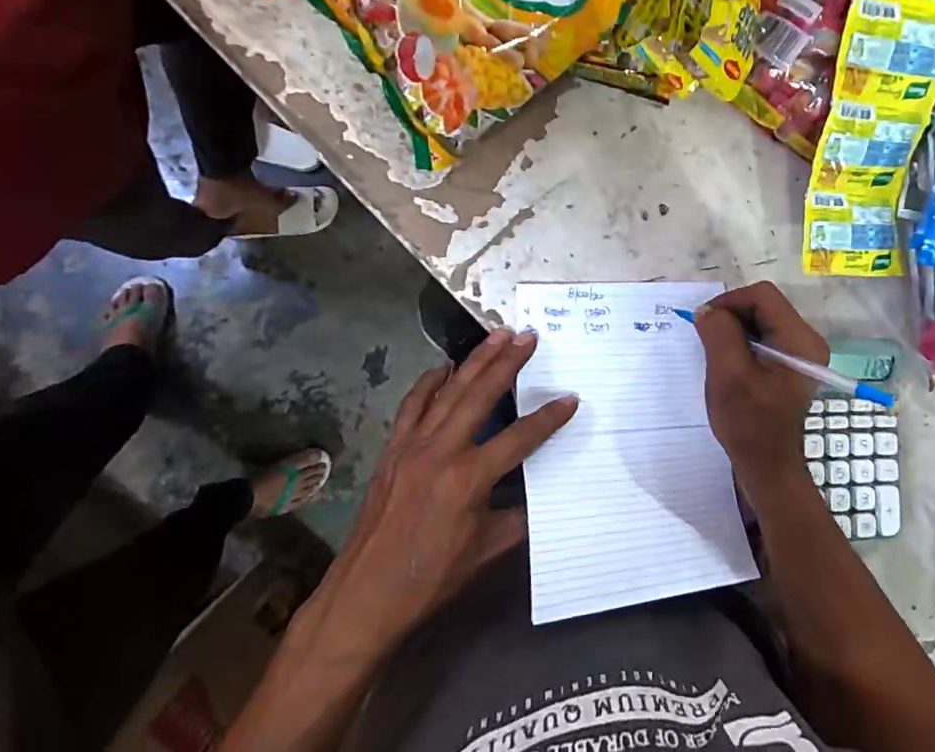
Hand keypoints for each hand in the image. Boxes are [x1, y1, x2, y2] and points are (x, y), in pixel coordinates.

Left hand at [321, 328, 576, 650]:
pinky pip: (413, 405)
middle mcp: (440, 451)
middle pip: (480, 394)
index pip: (520, 438)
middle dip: (508, 362)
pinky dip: (430, 382)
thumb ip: (517, 515)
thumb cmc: (430, 580)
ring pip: (448, 391)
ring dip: (475, 360)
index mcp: (468, 478)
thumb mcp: (486, 551)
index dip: (549, 418)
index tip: (571, 398)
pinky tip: (444, 368)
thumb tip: (538, 491)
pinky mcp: (392, 450)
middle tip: (528, 336)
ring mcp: (411, 446)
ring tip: (497, 335)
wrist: (363, 598)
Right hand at [695, 282, 829, 494]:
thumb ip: (719, 332)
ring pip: (761, 319)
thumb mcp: (728, 373)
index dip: (730, 302)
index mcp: (800, 340)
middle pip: (763, 305)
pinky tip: (730, 363)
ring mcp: (801, 352)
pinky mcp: (791, 363)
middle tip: (708, 339)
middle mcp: (807, 340)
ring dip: (735, 330)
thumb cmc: (748, 422)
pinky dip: (742, 342)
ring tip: (719, 355)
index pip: (762, 296)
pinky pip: (764, 336)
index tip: (705, 322)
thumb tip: (708, 310)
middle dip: (732, 316)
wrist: (766, 464)